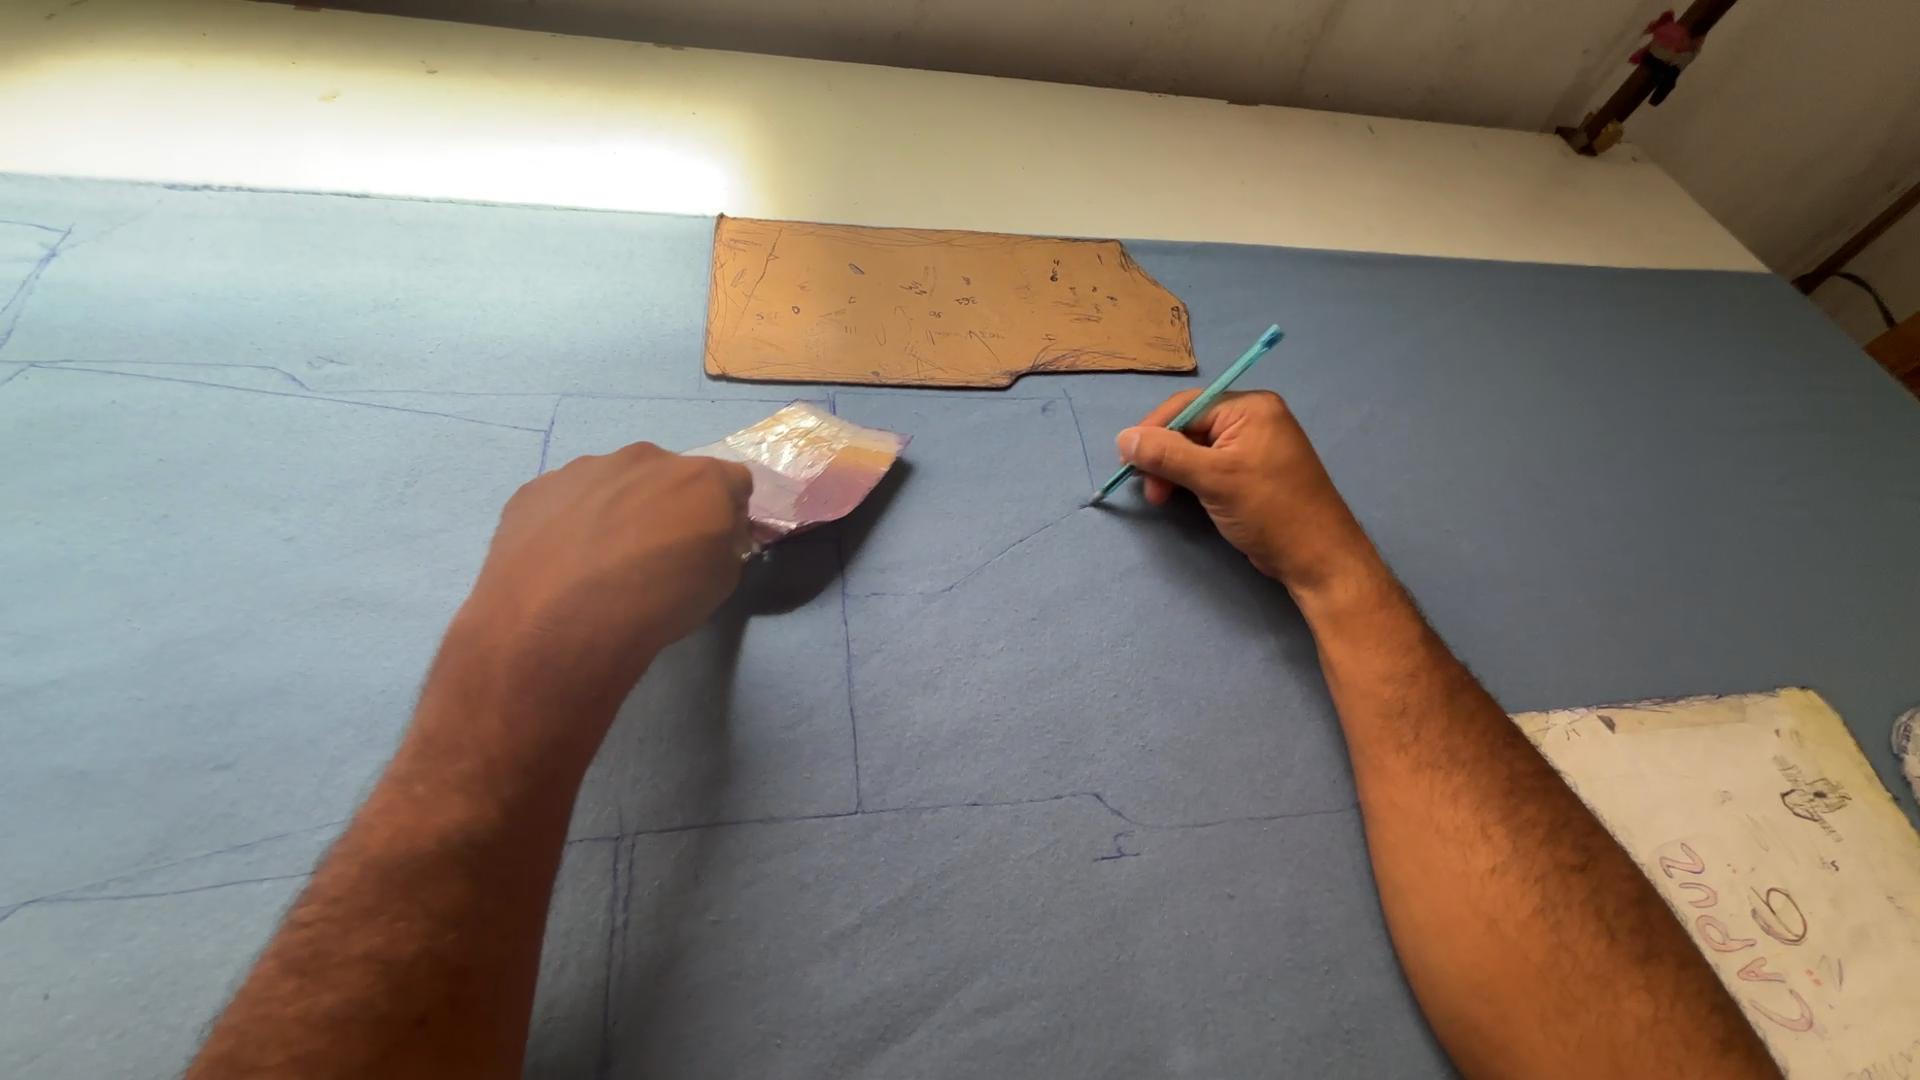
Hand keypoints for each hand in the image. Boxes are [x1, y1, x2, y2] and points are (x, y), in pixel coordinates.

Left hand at [454, 442, 752, 714]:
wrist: (561, 619)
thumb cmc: (660, 600)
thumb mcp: (724, 579)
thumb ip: (726, 541)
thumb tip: (714, 533)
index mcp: (703, 477)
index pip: (734, 482)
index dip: (727, 512)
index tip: (713, 541)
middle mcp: (648, 458)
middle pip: (671, 475)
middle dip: (671, 504)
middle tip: (657, 550)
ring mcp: (588, 467)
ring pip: (617, 481)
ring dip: (621, 507)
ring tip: (604, 558)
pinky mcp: (539, 486)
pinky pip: (570, 496)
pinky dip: (575, 519)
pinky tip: (567, 558)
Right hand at [1116, 390, 1377, 596]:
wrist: (1316, 557)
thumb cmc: (1269, 510)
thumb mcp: (1213, 478)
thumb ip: (1166, 454)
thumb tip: (1122, 438)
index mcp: (1250, 408)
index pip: (1187, 406)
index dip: (1152, 430)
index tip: (1126, 461)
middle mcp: (1252, 419)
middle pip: (1188, 427)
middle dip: (1162, 455)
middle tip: (1148, 489)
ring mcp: (1251, 447)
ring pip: (1194, 449)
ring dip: (1171, 471)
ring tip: (1160, 498)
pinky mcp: (1249, 472)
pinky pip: (1208, 465)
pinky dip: (1188, 479)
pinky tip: (1178, 496)